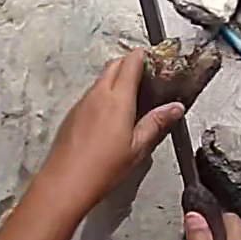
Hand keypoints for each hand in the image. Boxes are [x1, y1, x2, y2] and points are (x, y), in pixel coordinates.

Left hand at [32, 49, 184, 215]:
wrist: (65, 182)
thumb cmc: (103, 168)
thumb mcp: (138, 148)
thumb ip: (156, 123)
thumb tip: (175, 108)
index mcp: (117, 99)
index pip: (131, 63)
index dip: (143, 57)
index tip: (155, 61)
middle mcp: (97, 95)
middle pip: (113, 65)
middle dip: (129, 64)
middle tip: (146, 77)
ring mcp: (81, 103)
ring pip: (100, 80)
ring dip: (115, 80)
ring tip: (131, 98)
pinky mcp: (72, 115)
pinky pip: (90, 96)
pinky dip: (102, 95)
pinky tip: (110, 116)